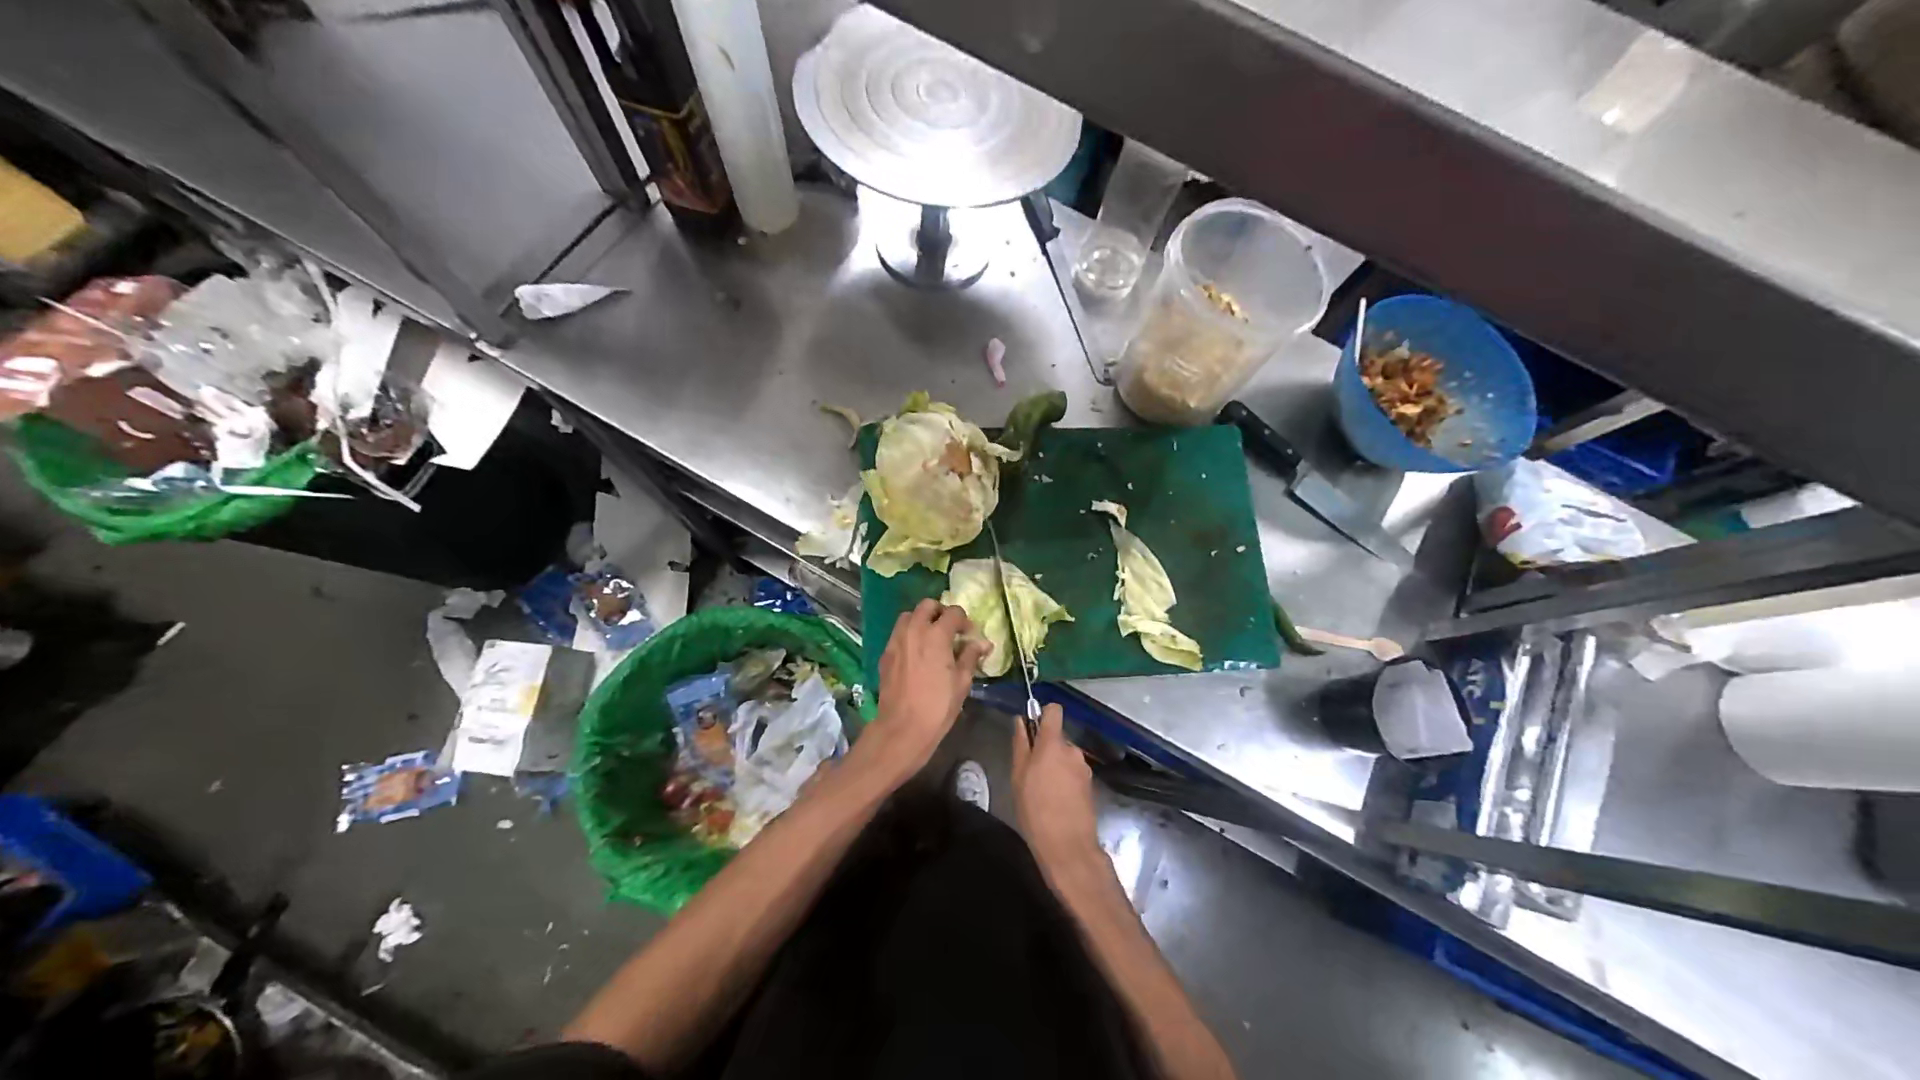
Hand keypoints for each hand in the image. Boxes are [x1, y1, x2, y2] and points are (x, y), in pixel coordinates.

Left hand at [861, 599, 990, 781]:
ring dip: (922, 620)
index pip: (953, 612)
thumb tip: (982, 643)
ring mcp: (896, 641)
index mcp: (936, 634)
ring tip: (931, 639)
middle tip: (950, 630)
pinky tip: (916, 654)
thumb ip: (971, 656)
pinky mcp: (885, 654)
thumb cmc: (938, 706)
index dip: (964, 621)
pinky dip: (909, 635)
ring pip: (908, 616)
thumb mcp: (962, 682)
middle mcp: (914, 630)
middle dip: (940, 612)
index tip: (969, 635)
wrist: (903, 727)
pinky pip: (898, 634)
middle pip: (927, 605)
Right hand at [1010, 704, 1099, 869]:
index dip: (1042, 714)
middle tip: (1029, 771)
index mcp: (1054, 743)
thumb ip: (1021, 744)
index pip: (1054, 711)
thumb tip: (1020, 721)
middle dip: (1045, 747)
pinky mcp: (1090, 785)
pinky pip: (1072, 772)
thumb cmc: (1035, 808)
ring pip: (1065, 756)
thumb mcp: (1018, 775)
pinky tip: (1055, 800)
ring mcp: (1084, 768)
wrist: (1067, 845)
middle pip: (1058, 737)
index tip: (1031, 729)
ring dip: (1054, 765)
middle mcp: (1073, 750)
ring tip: (1041, 790)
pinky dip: (1064, 779)